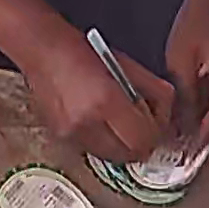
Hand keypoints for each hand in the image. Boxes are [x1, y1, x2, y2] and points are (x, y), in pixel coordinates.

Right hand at [20, 28, 170, 160]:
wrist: (40, 49)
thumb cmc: (84, 52)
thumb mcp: (127, 65)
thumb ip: (154, 91)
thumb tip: (167, 115)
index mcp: (106, 100)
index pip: (142, 139)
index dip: (155, 135)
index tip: (157, 125)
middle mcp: (87, 123)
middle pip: (129, 155)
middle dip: (141, 144)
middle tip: (143, 128)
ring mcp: (71, 135)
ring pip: (112, 158)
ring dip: (123, 146)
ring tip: (121, 124)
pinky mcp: (61, 139)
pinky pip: (94, 151)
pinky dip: (105, 141)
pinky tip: (101, 122)